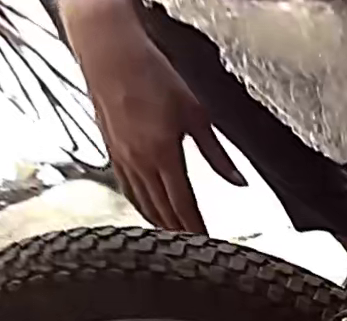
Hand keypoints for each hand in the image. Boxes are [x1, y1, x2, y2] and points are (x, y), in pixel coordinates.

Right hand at [62, 0, 245, 231]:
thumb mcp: (195, 114)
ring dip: (161, 225)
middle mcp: (140, 161)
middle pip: (164, 211)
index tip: (209, 243)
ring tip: (177, 241)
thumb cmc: (151, 72)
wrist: (106, 44)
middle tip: (196, 250)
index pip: (184, 206)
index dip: (197, 229)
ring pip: (144, 204)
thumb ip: (217, 154)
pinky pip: (128, 189)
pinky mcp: (111, 149)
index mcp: (163, 154)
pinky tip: (150, 215)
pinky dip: (141, 207)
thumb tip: (239, 182)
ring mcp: (122, 157)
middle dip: (181, 233)